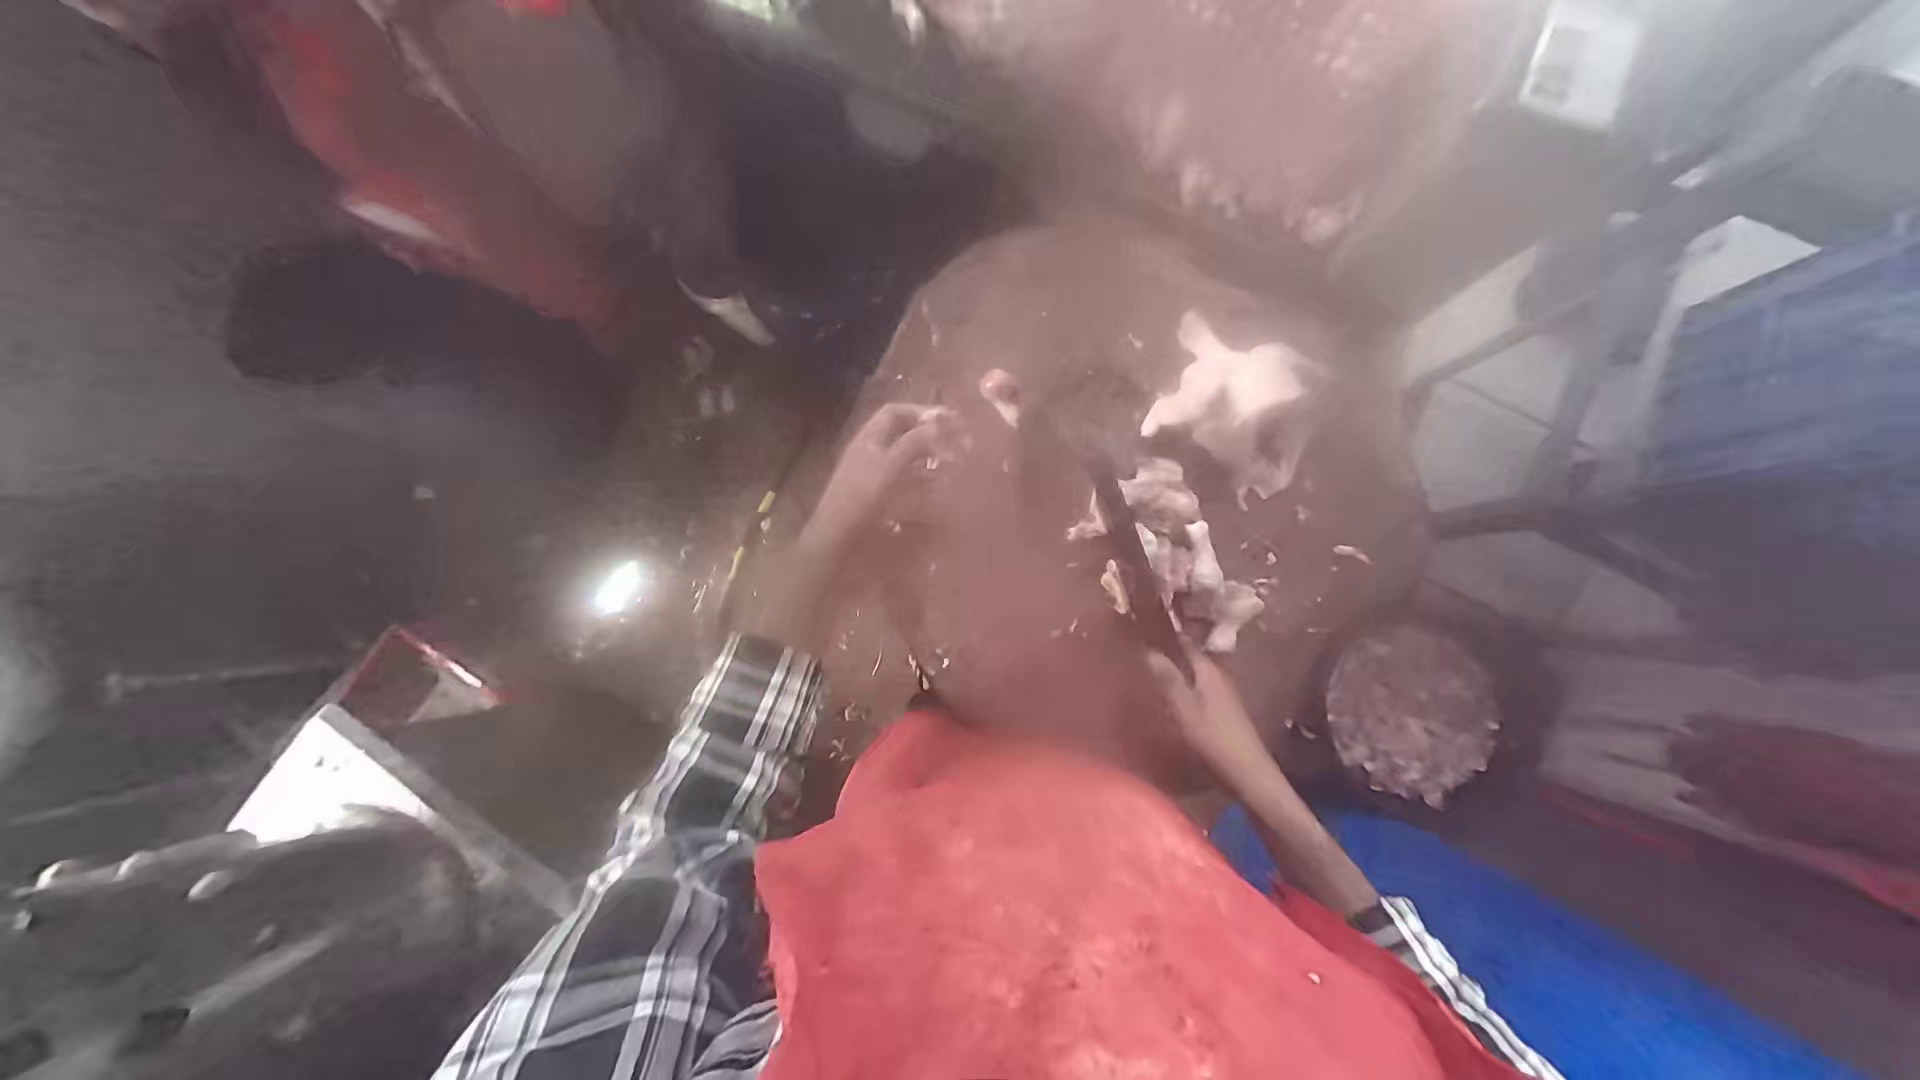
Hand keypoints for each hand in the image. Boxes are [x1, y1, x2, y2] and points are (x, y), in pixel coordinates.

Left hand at [801, 403, 960, 554]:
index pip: (895, 413)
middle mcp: (871, 451)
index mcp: (869, 438)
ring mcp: (874, 474)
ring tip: (954, 462)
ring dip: (929, 457)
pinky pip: (904, 480)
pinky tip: (937, 486)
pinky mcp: (878, 496)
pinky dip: (923, 479)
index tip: (948, 420)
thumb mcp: (890, 465)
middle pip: (902, 434)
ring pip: (906, 457)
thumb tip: (940, 422)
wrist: (837, 535)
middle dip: (930, 435)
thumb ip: (914, 442)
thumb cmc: (862, 496)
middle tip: (958, 443)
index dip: (921, 411)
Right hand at [1151, 647, 1378, 914]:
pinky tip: (1163, 697)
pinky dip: (1178, 687)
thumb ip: (1167, 679)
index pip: (1182, 640)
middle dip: (1164, 650)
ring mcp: (1221, 694)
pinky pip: (1193, 689)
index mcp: (1208, 669)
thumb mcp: (1185, 710)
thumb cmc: (1215, 741)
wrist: (1251, 779)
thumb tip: (1147, 648)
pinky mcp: (1221, 712)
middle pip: (1186, 656)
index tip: (1135, 627)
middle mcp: (1217, 675)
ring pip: (1190, 673)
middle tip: (1133, 648)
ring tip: (1142, 670)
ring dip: (1171, 670)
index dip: (1161, 633)